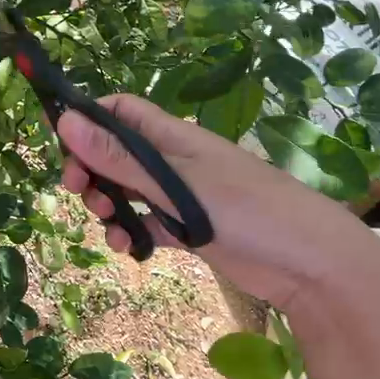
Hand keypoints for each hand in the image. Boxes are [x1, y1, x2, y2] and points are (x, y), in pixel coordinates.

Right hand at [57, 95, 378, 312]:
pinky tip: (129, 248)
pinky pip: (146, 222)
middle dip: (90, 170)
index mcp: (171, 136)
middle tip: (77, 191)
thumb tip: (64, 119)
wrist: (316, 267)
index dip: (88, 119)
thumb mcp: (173, 183)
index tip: (63, 142)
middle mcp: (172, 160)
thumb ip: (117, 156)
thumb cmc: (246, 208)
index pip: (118, 111)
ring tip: (108, 225)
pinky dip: (131, 232)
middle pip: (114, 152)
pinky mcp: (190, 229)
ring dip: (106, 204)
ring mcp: (181, 195)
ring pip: (126, 189)